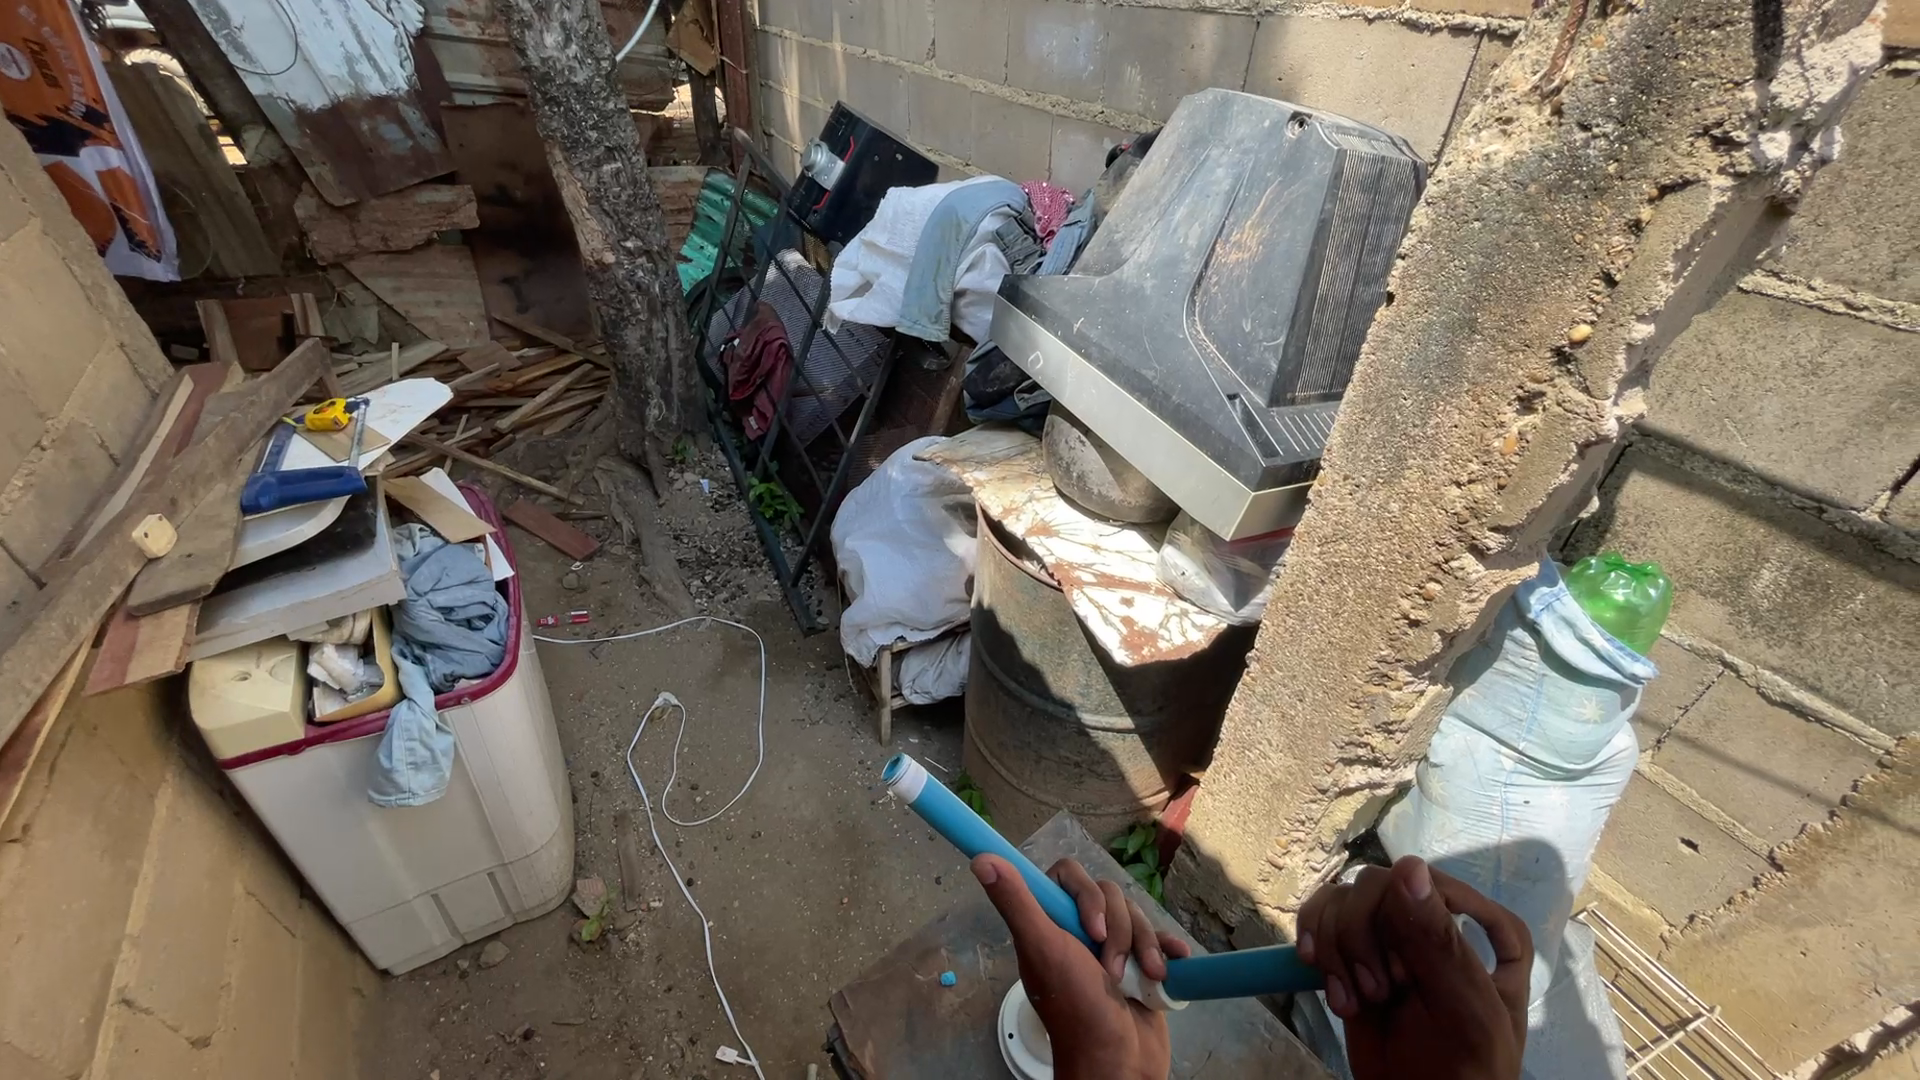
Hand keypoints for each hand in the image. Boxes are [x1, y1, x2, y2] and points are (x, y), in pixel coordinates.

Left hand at [972, 855, 1191, 1079]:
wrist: (1119, 1065)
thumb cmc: (1076, 1010)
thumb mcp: (1042, 950)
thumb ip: (1016, 903)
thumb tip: (981, 861)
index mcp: (1053, 921)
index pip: (1070, 875)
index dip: (1087, 895)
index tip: (1093, 930)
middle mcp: (1080, 928)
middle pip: (1110, 894)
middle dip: (1120, 932)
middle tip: (1110, 970)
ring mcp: (1113, 946)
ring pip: (1136, 915)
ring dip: (1144, 948)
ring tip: (1141, 981)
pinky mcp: (1141, 963)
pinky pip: (1160, 937)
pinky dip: (1168, 949)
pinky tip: (1176, 961)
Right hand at [1296, 856, 1530, 1079]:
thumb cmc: (1460, 1070)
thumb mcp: (1464, 1014)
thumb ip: (1439, 943)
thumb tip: (1409, 866)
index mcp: (1486, 930)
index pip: (1432, 884)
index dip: (1409, 919)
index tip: (1405, 969)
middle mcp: (1434, 918)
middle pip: (1377, 885)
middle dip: (1362, 938)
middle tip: (1375, 992)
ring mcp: (1389, 928)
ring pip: (1342, 896)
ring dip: (1335, 949)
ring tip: (1349, 1000)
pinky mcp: (1351, 940)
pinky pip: (1320, 910)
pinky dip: (1314, 941)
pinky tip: (1322, 977)